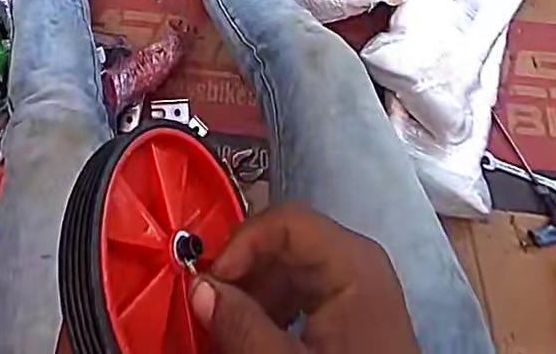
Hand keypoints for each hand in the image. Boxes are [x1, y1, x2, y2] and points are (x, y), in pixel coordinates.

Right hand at [189, 202, 419, 353]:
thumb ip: (244, 327)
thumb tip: (198, 288)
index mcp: (353, 264)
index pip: (285, 221)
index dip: (242, 242)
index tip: (213, 276)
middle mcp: (357, 263)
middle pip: (282, 242)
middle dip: (242, 271)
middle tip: (212, 301)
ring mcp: (356, 288)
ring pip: (286, 266)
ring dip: (252, 291)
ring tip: (229, 323)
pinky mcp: (352, 315)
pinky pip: (299, 292)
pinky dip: (270, 307)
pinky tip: (254, 335)